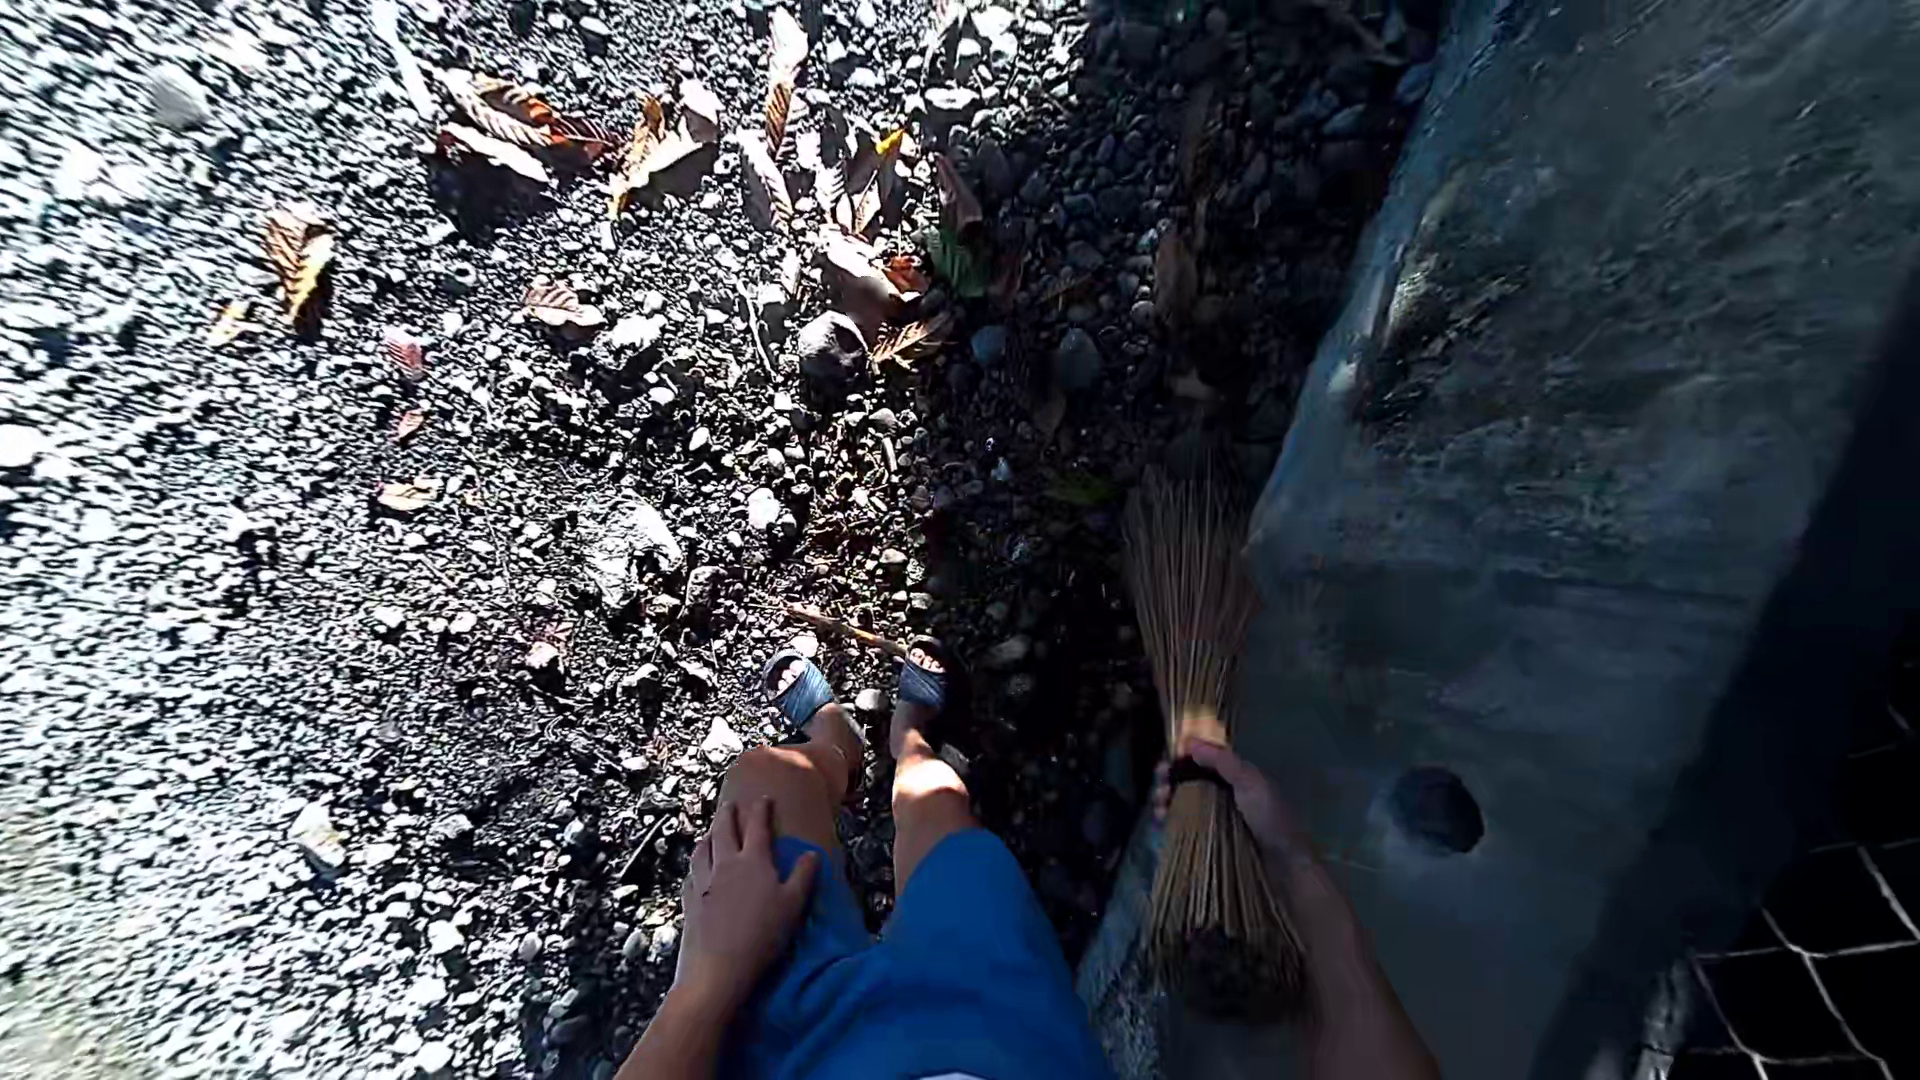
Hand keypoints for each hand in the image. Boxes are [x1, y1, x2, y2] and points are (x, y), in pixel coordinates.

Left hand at [672, 798, 819, 1014]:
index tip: (764, 799)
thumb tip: (812, 852)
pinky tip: (696, 870)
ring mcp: (704, 883)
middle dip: (728, 815)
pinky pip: (691, 875)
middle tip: (730, 805)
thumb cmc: (761, 936)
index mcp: (753, 860)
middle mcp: (726, 864)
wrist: (716, 973)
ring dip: (708, 836)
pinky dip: (695, 865)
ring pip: (703, 849)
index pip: (757, 826)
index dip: (761, 810)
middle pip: (724, 831)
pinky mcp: (689, 903)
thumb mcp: (793, 905)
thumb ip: (804, 875)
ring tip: (711, 831)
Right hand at [1154, 739, 1312, 868]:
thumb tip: (1189, 742)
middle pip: (1184, 780)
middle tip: (1160, 781)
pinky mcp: (1204, 840)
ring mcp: (1210, 818)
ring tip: (1160, 802)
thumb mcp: (1250, 781)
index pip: (1198, 761)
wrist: (1285, 866)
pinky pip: (1179, 824)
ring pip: (1178, 801)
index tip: (1166, 761)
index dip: (1179, 758)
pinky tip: (1161, 818)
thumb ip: (1221, 760)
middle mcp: (1219, 794)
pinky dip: (1166, 818)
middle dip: (1167, 777)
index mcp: (1231, 777)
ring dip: (1163, 797)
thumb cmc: (1271, 818)